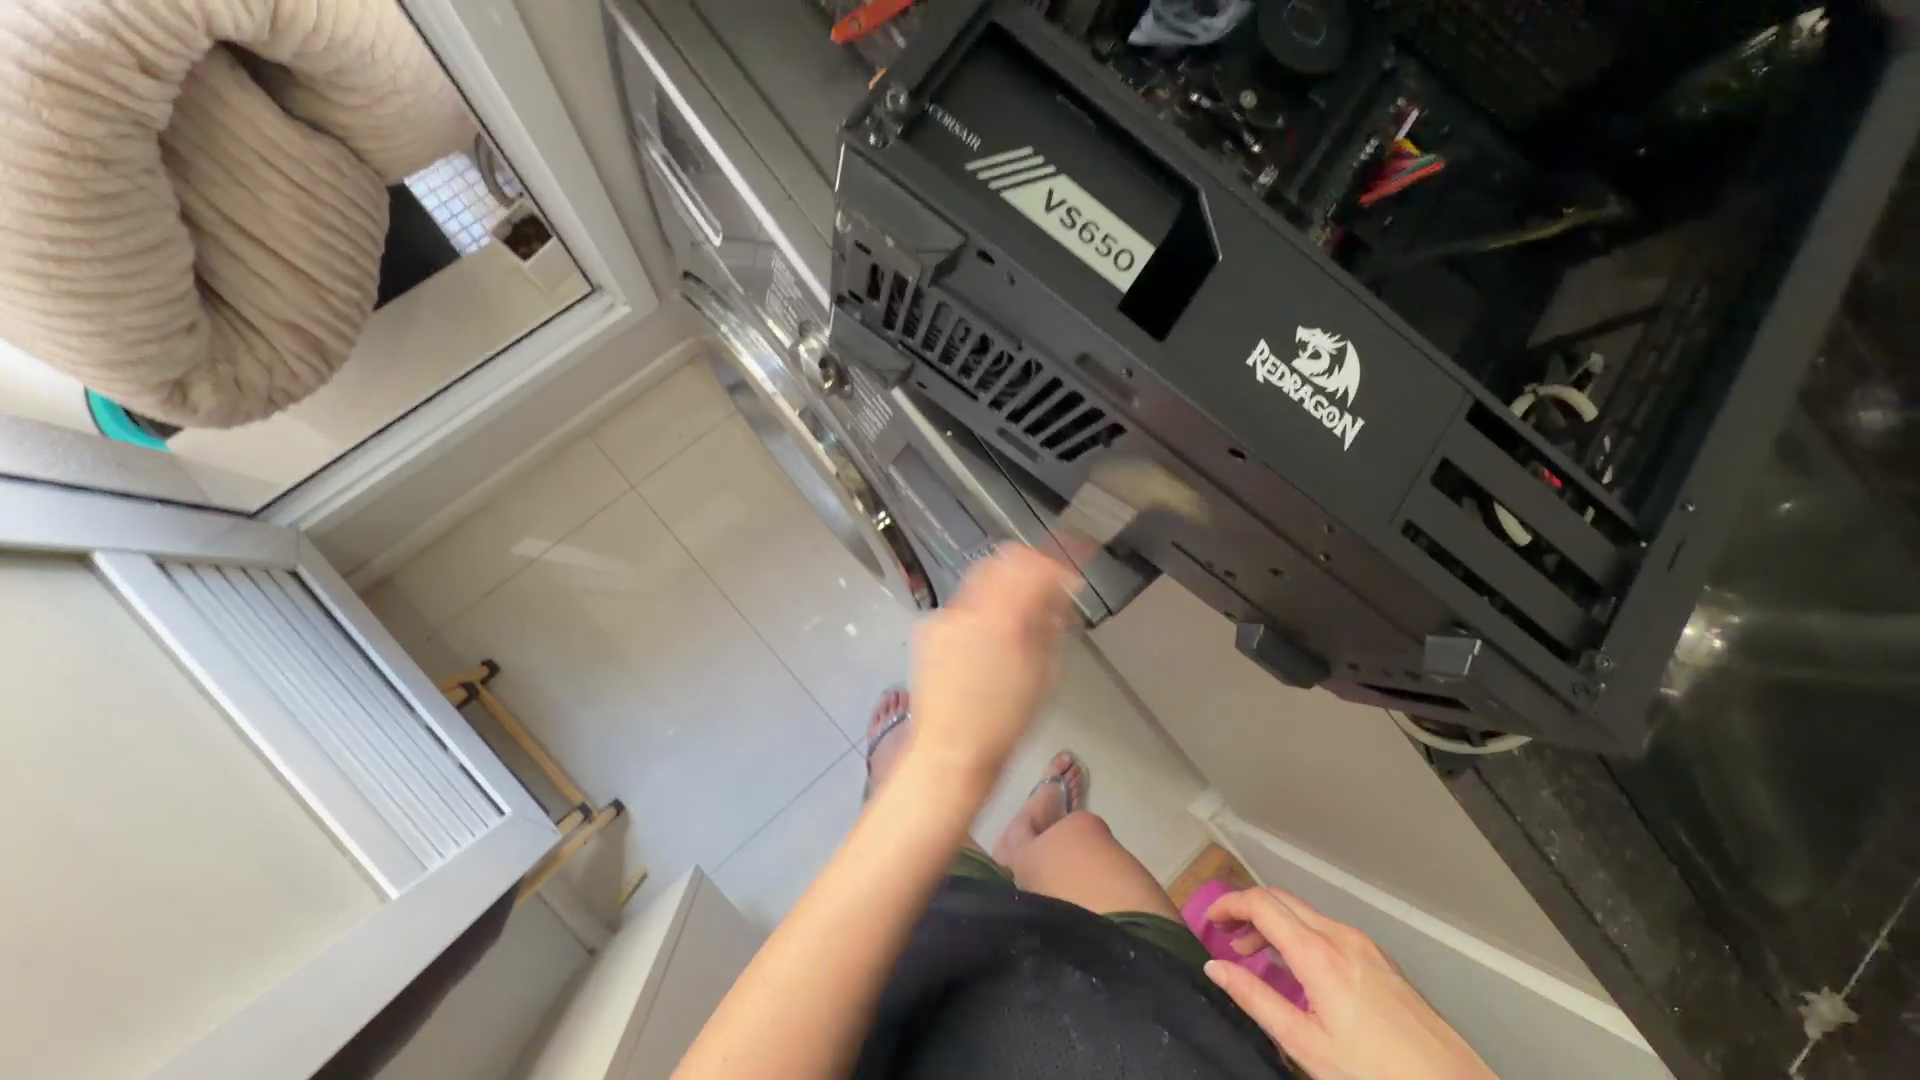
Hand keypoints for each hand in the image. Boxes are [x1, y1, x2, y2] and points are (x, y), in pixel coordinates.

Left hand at [907, 545, 1074, 780]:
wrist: (951, 748)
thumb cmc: (1004, 720)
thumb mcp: (1044, 672)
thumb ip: (1049, 625)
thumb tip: (1056, 598)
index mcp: (1005, 619)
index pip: (1034, 566)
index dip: (1056, 565)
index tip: (1068, 575)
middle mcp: (970, 609)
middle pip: (1002, 562)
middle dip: (1026, 569)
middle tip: (1044, 591)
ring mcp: (944, 617)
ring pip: (980, 581)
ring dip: (1003, 590)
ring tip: (1016, 620)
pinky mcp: (928, 629)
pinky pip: (961, 607)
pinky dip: (979, 612)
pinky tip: (986, 639)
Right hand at [1204, 887, 1498, 1079]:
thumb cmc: (1374, 1071)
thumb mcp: (1304, 1043)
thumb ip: (1255, 999)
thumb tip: (1214, 967)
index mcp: (1318, 954)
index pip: (1261, 904)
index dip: (1228, 905)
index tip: (1208, 920)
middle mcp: (1340, 936)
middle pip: (1281, 899)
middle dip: (1247, 909)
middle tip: (1224, 935)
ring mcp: (1364, 944)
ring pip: (1305, 913)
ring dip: (1273, 922)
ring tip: (1252, 954)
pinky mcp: (1380, 957)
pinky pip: (1328, 929)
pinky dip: (1299, 934)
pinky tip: (1295, 967)